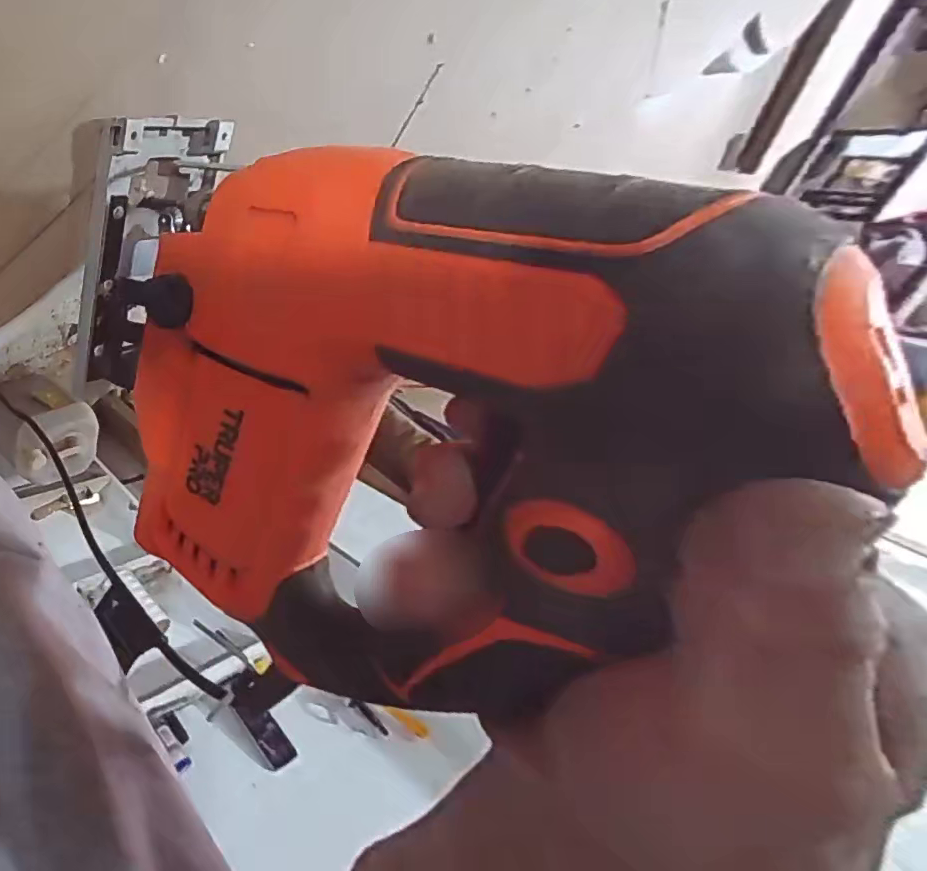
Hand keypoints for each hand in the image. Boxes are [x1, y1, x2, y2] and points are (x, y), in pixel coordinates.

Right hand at [359, 402, 926, 870]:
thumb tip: (809, 494)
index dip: (630, 408)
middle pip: (591, 445)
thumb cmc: (706, 813)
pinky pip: (470, 517)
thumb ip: (789, 633)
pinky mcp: (532, 561)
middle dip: (507, 456)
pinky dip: (434, 534)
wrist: (585, 841)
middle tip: (453, 486)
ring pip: (513, 472)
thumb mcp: (770, 742)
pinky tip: (420, 572)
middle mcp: (699, 535)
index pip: (724, 443)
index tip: (540, 403)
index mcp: (803, 564)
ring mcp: (605, 546)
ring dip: (455, 496)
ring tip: (430, 531)